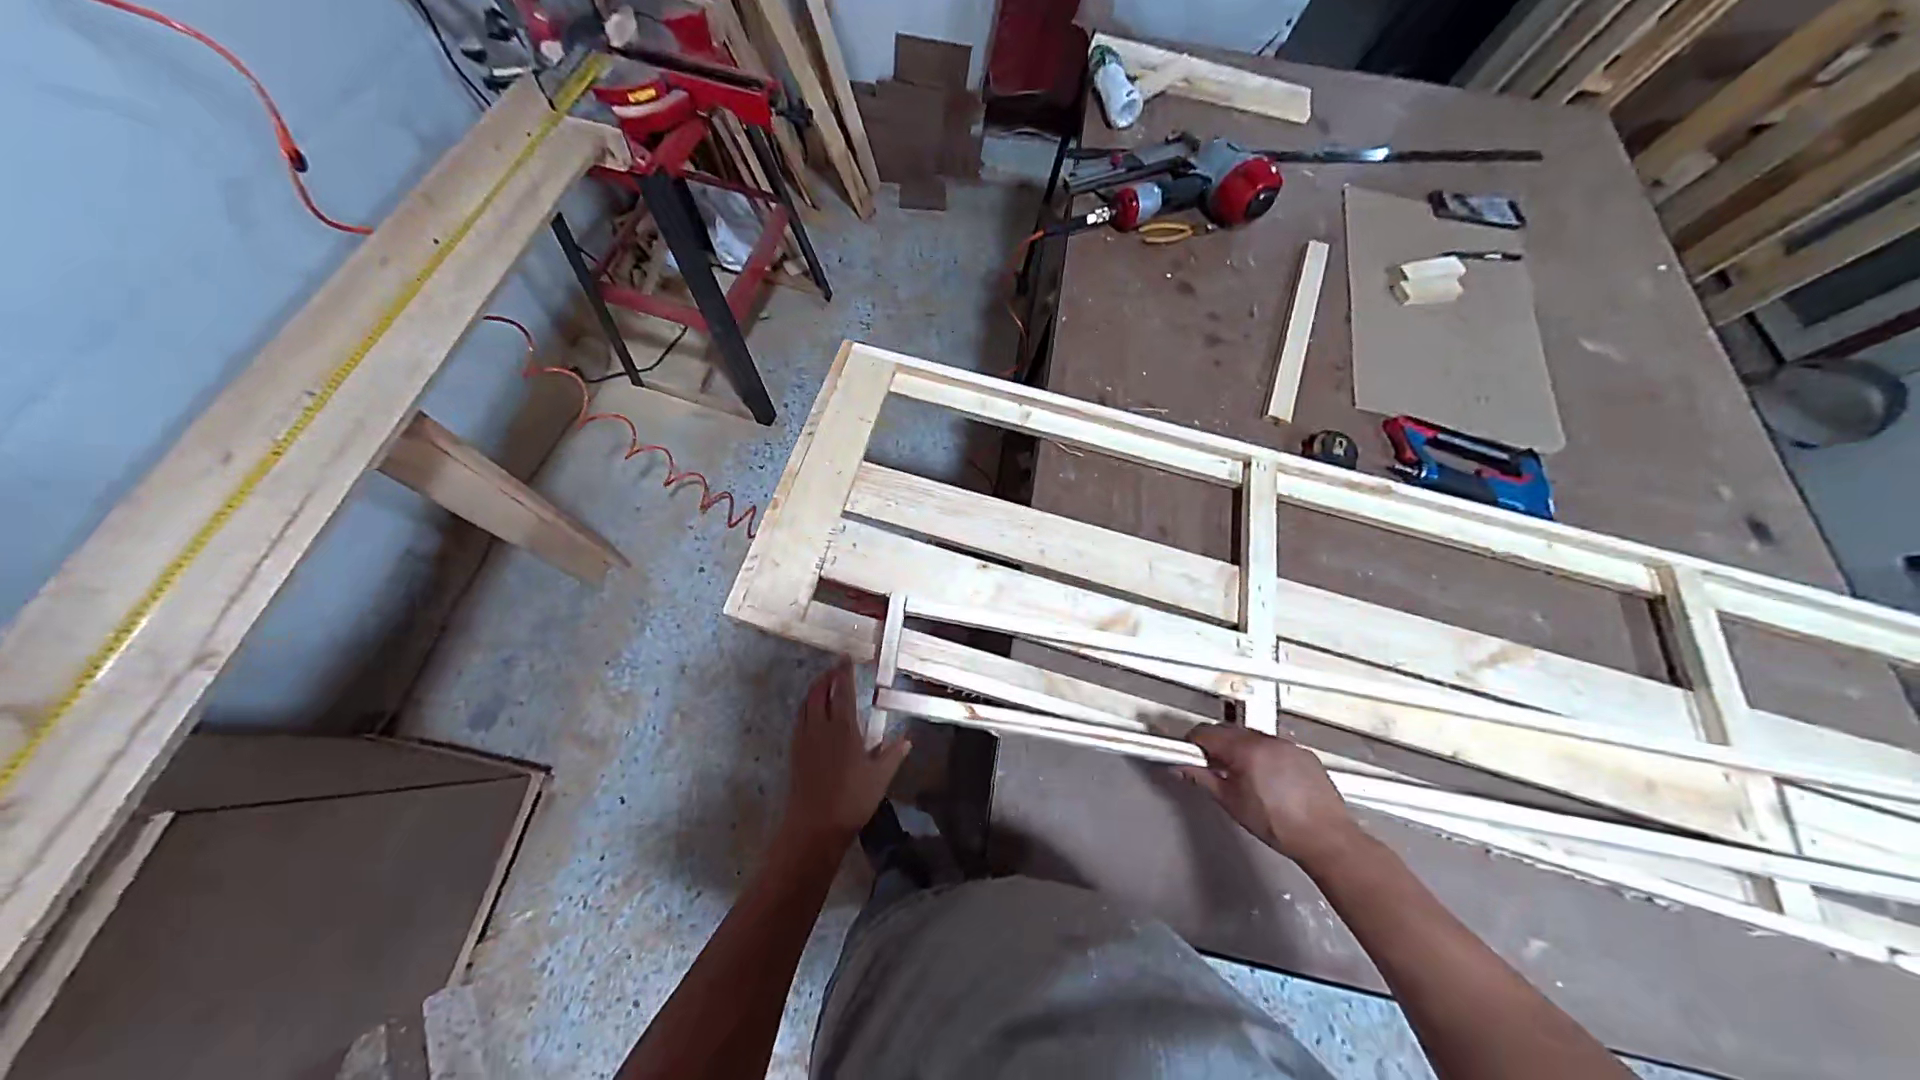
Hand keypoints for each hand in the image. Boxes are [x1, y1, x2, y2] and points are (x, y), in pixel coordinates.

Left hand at [780, 662, 910, 849]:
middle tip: (836, 667)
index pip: (842, 691)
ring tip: (824, 683)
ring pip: (806, 703)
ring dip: (814, 688)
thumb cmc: (852, 800)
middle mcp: (820, 727)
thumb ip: (893, 754)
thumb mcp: (880, 777)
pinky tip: (812, 712)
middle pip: (818, 692)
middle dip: (827, 676)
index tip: (847, 658)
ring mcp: (804, 738)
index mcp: (843, 728)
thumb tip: (906, 738)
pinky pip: (799, 718)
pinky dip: (806, 706)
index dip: (844, 672)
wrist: (814, 826)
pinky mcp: (795, 751)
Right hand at [1177, 725, 1363, 869]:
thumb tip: (1182, 768)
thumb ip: (1202, 779)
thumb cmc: (1280, 825)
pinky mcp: (1303, 754)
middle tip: (1211, 767)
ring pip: (1251, 737)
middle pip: (1228, 730)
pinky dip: (1264, 755)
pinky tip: (1267, 780)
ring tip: (1241, 777)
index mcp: (1245, 749)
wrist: (1325, 838)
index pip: (1206, 732)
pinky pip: (1274, 746)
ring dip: (1240, 749)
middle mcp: (1266, 740)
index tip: (1188, 753)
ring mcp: (1287, 745)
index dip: (1192, 742)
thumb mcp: (1231, 802)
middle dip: (1215, 745)